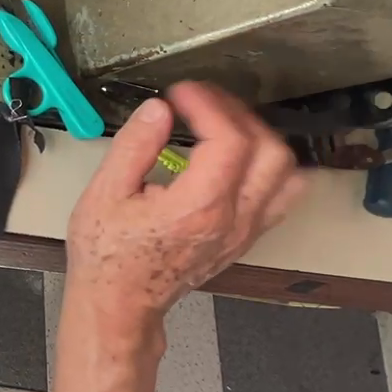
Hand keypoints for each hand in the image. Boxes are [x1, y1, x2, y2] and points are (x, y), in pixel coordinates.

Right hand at [64, 82, 306, 333]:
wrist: (120, 299)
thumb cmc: (105, 250)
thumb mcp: (104, 193)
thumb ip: (134, 147)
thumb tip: (158, 109)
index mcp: (199, 206)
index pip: (228, 140)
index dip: (207, 105)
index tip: (179, 91)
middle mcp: (235, 218)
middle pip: (270, 150)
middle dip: (237, 114)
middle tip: (200, 99)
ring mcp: (248, 229)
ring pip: (286, 171)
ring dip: (259, 136)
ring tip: (221, 120)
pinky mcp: (247, 236)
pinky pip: (282, 193)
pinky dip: (269, 163)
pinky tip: (238, 154)